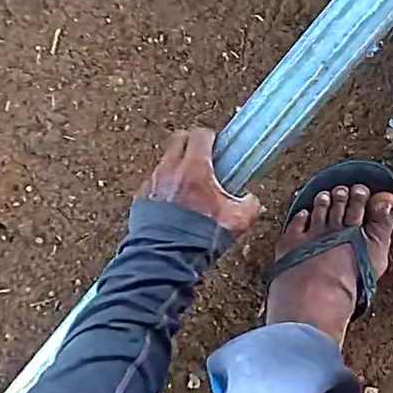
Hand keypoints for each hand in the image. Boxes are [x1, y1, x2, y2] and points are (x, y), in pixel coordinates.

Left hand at [139, 128, 262, 235]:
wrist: (165, 258)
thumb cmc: (200, 236)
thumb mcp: (237, 220)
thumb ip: (249, 205)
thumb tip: (252, 200)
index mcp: (195, 168)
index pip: (200, 135)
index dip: (211, 137)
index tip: (217, 144)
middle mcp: (170, 170)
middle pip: (178, 139)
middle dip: (190, 143)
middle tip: (202, 156)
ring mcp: (153, 183)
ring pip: (165, 161)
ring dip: (177, 166)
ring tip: (188, 184)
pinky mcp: (141, 199)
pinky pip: (153, 183)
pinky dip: (164, 187)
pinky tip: (174, 204)